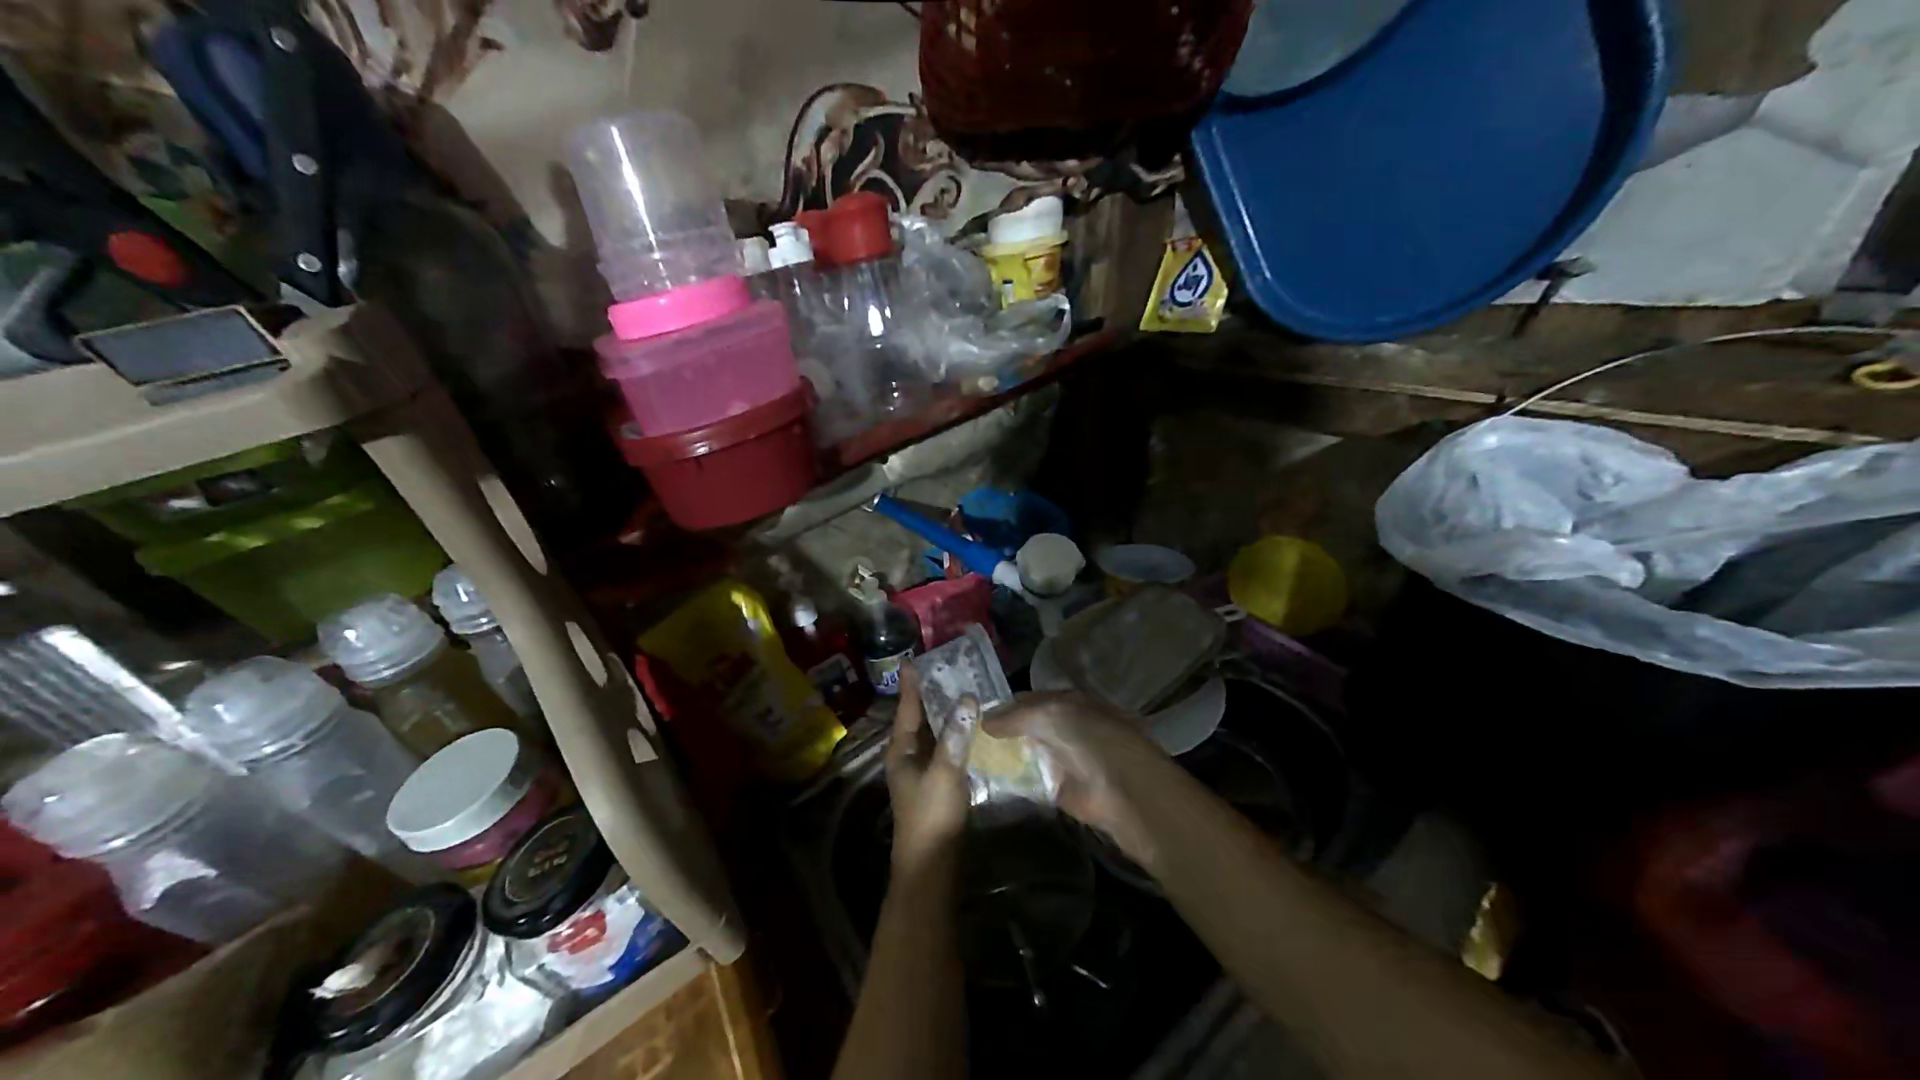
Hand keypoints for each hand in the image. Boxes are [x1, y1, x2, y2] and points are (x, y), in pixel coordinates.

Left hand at [884, 668, 973, 875]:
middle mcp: (908, 756)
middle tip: (949, 668)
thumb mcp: (944, 772)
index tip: (913, 659)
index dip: (911, 684)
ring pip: (932, 734)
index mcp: (901, 750)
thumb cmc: (931, 815)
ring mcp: (921, 771)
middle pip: (919, 718)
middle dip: (931, 694)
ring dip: (945, 714)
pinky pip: (945, 749)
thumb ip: (955, 736)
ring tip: (963, 690)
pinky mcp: (936, 783)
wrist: (930, 864)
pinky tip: (972, 728)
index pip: (907, 708)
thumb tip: (968, 698)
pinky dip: (955, 735)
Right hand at [983, 692, 1175, 868]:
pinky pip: (1030, 781)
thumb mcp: (1050, 716)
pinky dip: (1011, 781)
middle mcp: (1065, 728)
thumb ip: (1015, 716)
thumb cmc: (1090, 741)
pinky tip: (985, 780)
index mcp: (1068, 703)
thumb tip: (984, 719)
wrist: (1124, 791)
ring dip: (1004, 756)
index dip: (1003, 706)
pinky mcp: (1059, 790)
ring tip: (969, 757)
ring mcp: (1062, 759)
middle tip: (965, 737)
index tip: (971, 714)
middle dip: (1000, 732)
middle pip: (1026, 728)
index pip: (1028, 700)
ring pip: (1026, 753)